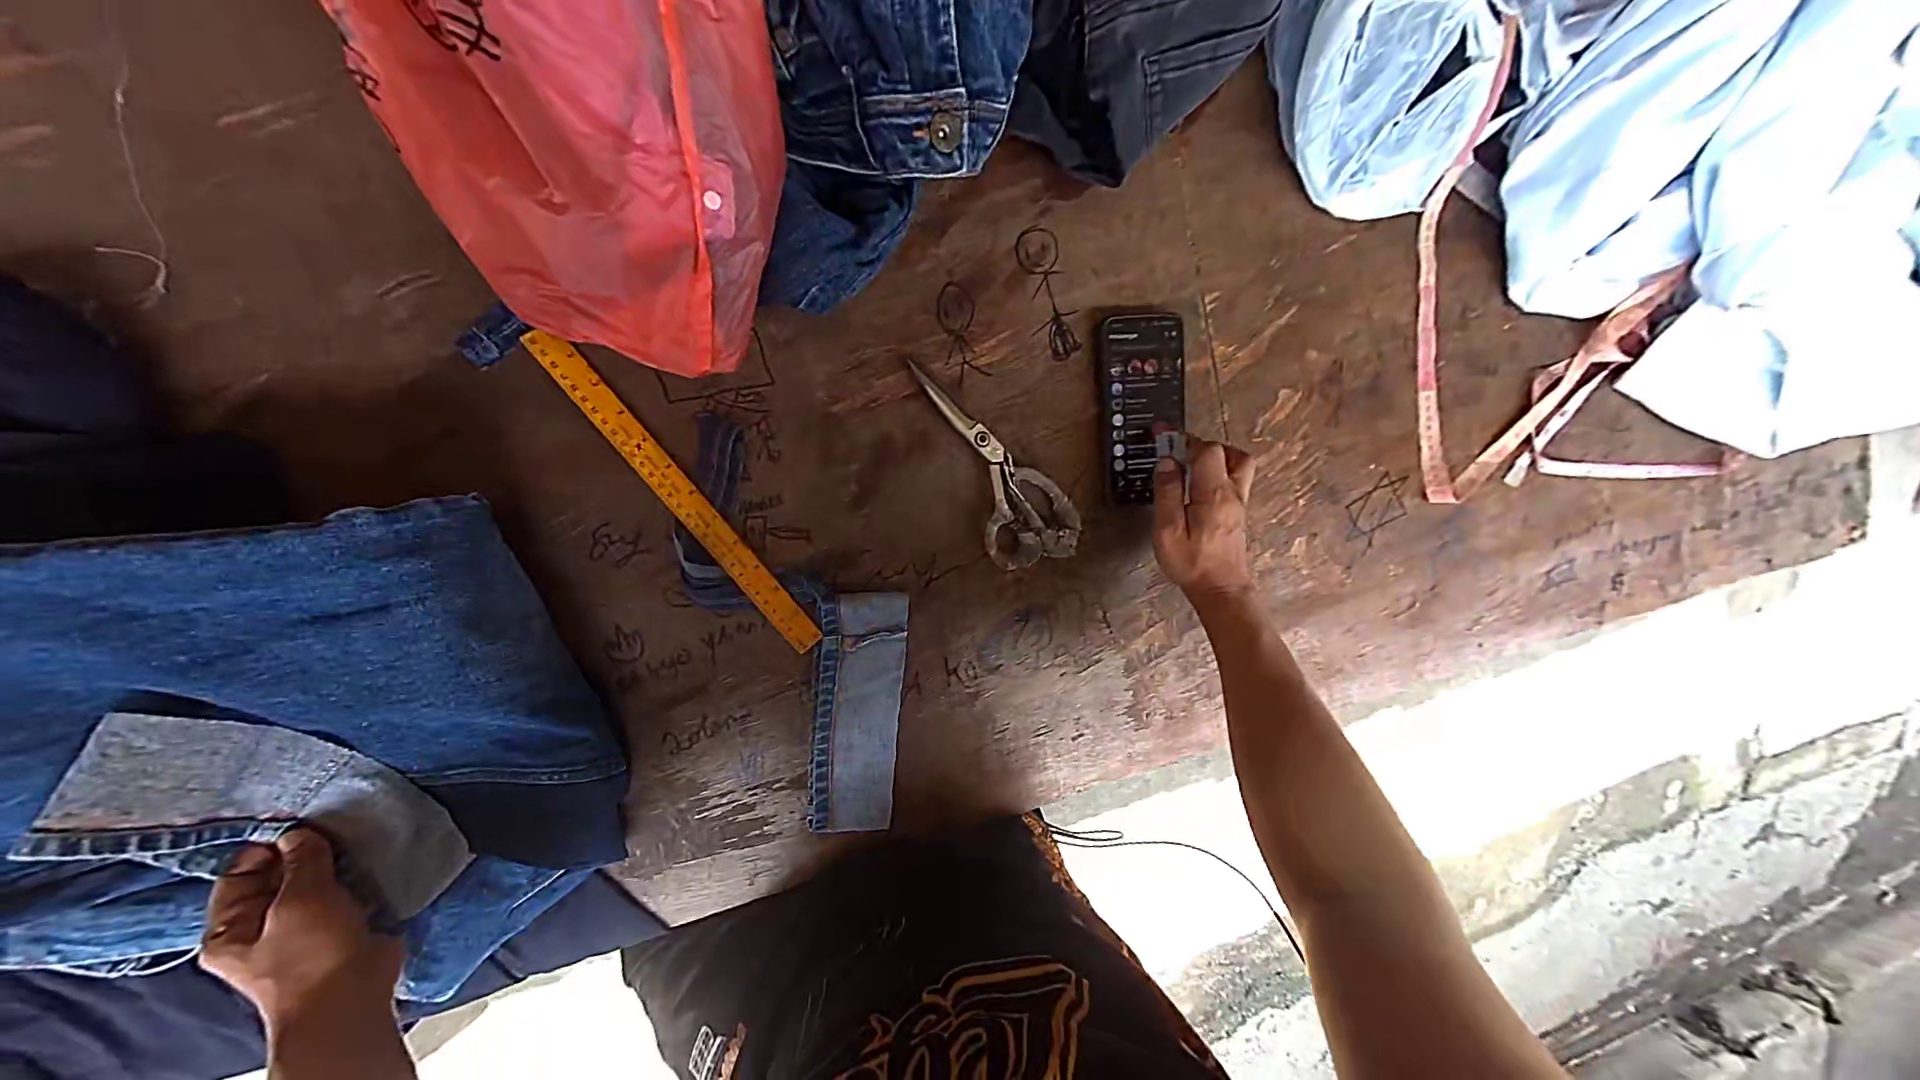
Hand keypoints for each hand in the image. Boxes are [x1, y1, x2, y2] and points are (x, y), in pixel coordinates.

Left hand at [199, 828, 403, 1034]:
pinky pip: (343, 895)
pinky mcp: (339, 929)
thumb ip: (302, 862)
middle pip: (278, 877)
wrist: (350, 996)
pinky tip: (372, 865)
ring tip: (359, 843)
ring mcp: (302, 930)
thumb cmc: (311, 953)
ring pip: (315, 885)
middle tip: (338, 830)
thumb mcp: (302, 899)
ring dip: (336, 865)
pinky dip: (356, 879)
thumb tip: (299, 833)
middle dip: (307, 853)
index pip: (239, 874)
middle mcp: (260, 929)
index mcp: (230, 929)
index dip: (268, 847)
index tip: (304, 825)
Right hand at [1153, 438, 1255, 602]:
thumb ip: (1167, 493)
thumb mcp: (1168, 531)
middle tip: (1175, 451)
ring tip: (1189, 465)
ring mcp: (1238, 503)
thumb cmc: (1193, 565)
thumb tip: (1166, 463)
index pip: (1205, 450)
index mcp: (1214, 494)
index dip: (1183, 438)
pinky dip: (1216, 472)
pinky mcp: (1237, 513)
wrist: (1222, 591)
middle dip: (1198, 445)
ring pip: (1237, 463)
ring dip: (1213, 456)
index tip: (1162, 433)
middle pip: (1226, 452)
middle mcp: (1232, 494)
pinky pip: (1234, 479)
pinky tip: (1198, 484)